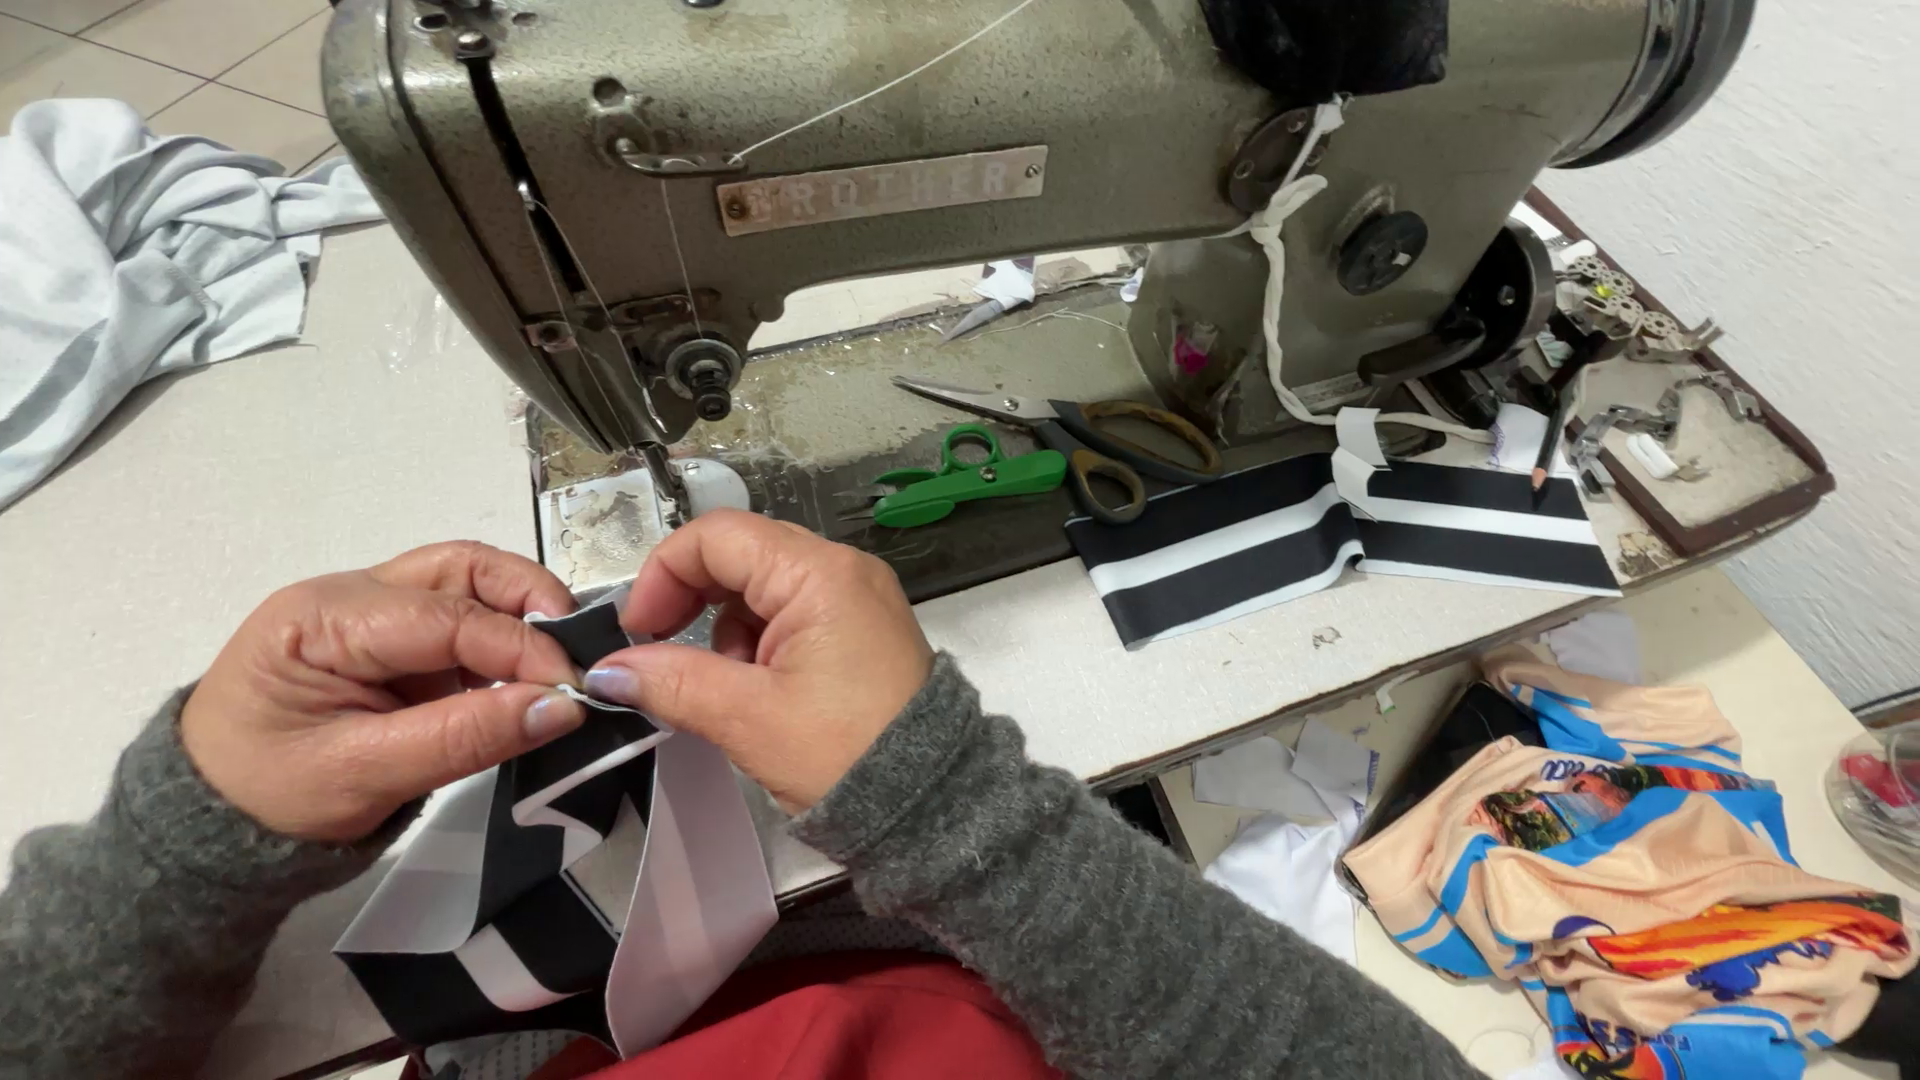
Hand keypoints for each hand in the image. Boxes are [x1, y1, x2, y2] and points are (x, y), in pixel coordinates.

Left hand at [180, 542, 588, 842]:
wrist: (217, 825)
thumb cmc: (272, 799)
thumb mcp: (364, 775)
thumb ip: (467, 736)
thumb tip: (564, 708)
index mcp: (323, 621)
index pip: (449, 617)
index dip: (522, 649)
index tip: (575, 689)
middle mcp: (353, 596)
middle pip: (466, 568)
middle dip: (533, 600)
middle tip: (577, 649)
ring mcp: (380, 609)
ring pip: (475, 581)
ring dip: (527, 611)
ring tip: (561, 657)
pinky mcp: (405, 634)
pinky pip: (473, 615)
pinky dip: (512, 636)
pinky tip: (531, 673)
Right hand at [583, 510, 932, 811]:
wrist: (930, 798)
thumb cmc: (843, 752)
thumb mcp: (749, 718)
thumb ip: (673, 681)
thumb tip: (609, 669)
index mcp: (820, 574)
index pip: (720, 536)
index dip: (665, 573)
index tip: (638, 630)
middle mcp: (844, 569)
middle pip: (743, 555)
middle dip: (695, 601)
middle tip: (666, 656)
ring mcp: (858, 595)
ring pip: (765, 586)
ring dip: (729, 628)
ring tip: (731, 688)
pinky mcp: (862, 625)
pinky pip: (794, 611)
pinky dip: (762, 641)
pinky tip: (761, 687)